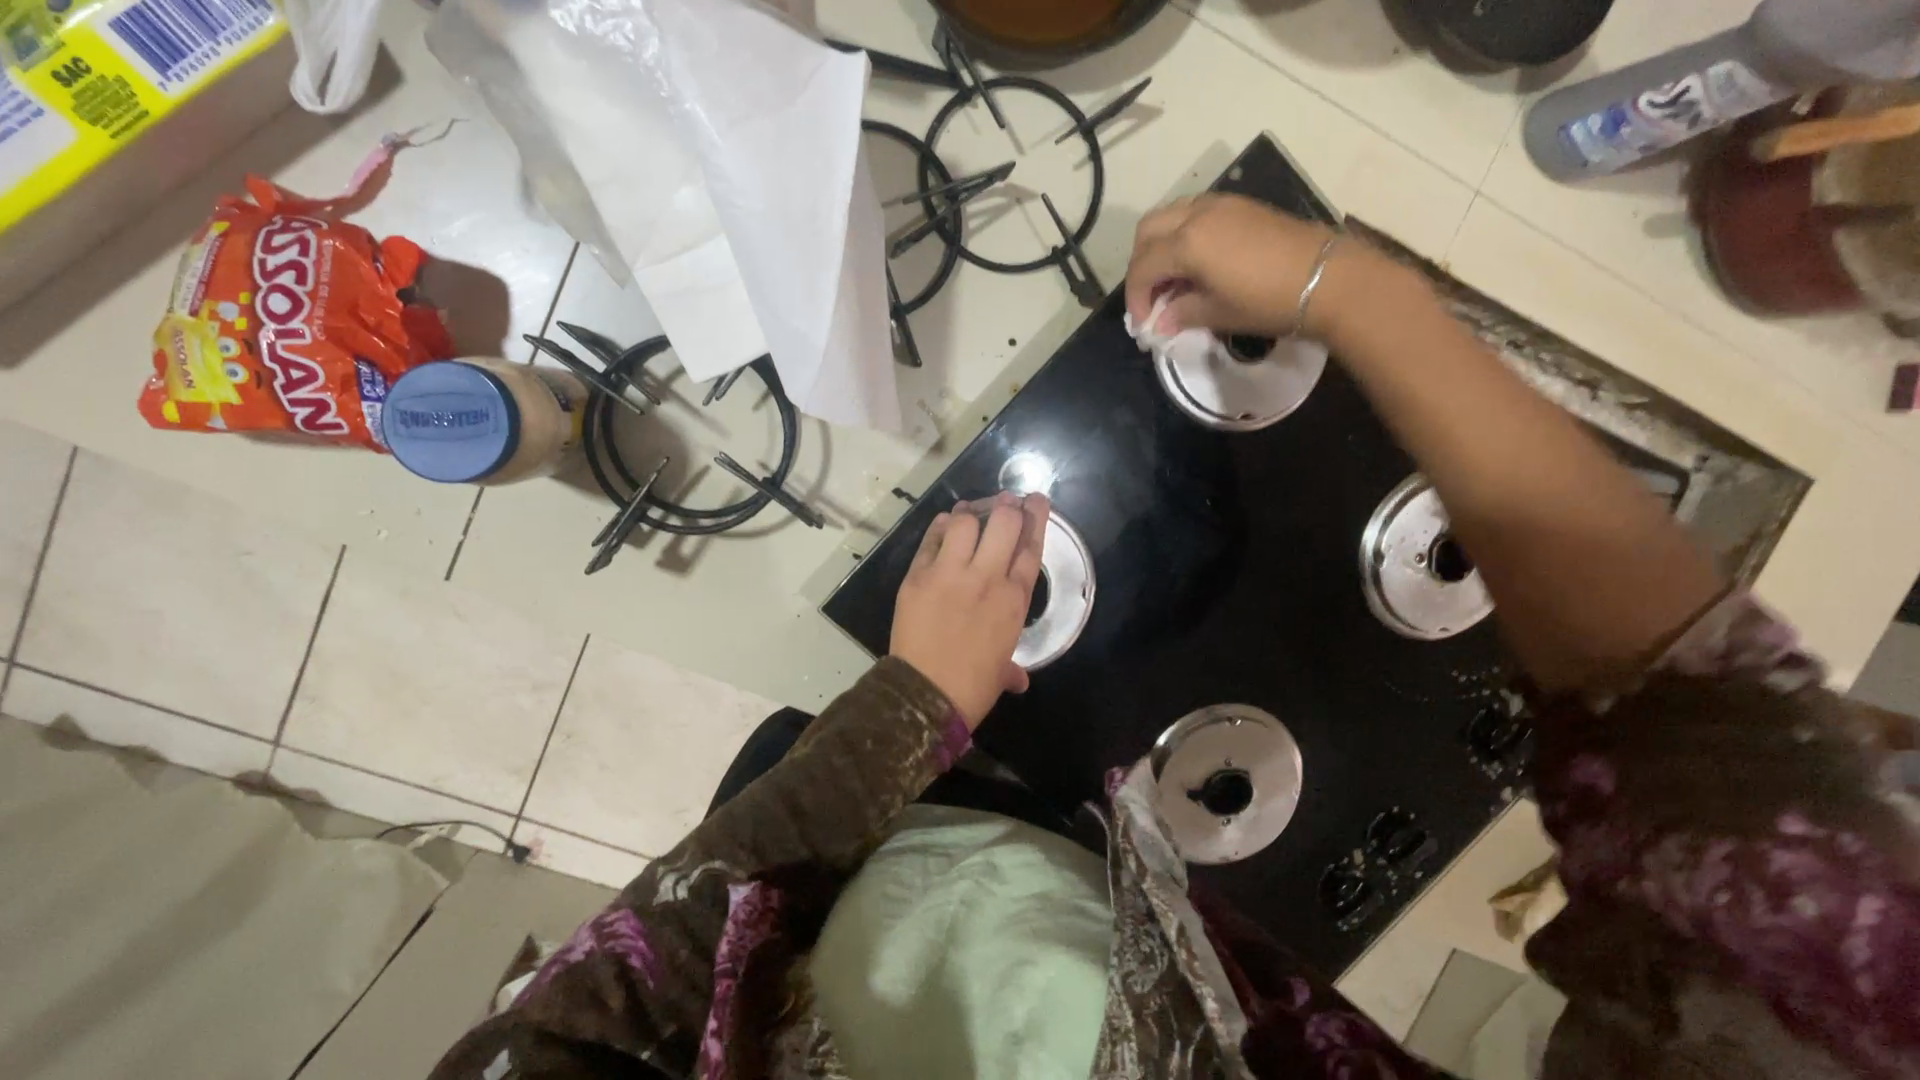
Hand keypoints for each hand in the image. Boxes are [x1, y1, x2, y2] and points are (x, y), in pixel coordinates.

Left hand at [890, 492, 1048, 727]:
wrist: (925, 694)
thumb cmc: (972, 688)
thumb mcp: (1000, 672)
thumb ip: (1011, 668)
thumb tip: (1018, 680)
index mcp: (1014, 600)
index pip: (1031, 546)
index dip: (1036, 518)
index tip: (1035, 501)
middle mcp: (987, 577)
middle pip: (1003, 522)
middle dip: (1007, 507)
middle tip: (1005, 503)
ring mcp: (950, 573)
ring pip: (965, 521)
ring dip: (971, 514)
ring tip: (970, 513)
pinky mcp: (918, 575)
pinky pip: (931, 539)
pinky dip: (939, 527)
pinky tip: (944, 524)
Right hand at [1124, 194, 1360, 340]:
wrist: (1328, 278)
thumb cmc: (1269, 301)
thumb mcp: (1219, 314)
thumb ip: (1182, 313)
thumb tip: (1161, 322)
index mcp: (1187, 243)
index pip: (1143, 268)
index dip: (1136, 298)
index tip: (1144, 324)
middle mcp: (1196, 215)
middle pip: (1147, 231)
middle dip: (1141, 264)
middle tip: (1151, 295)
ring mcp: (1220, 205)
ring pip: (1169, 215)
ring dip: (1160, 244)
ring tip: (1171, 277)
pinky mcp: (1240, 205)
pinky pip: (1194, 211)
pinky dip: (1182, 233)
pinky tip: (1196, 261)